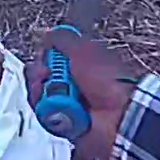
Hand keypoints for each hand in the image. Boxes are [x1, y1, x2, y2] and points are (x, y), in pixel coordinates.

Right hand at [25, 32, 141, 159]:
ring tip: (57, 95)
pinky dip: (47, 110)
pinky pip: (43, 115)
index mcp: (79, 66)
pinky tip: (57, 107)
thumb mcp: (84, 49)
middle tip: (47, 77)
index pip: (48, 59)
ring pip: (38, 95)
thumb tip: (47, 35)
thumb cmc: (109, 82)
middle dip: (39, 76)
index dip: (43, 59)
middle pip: (39, 77)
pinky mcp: (64, 124)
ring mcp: (68, 105)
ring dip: (43, 93)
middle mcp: (73, 85)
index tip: (46, 60)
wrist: (121, 117)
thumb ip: (63, 39)